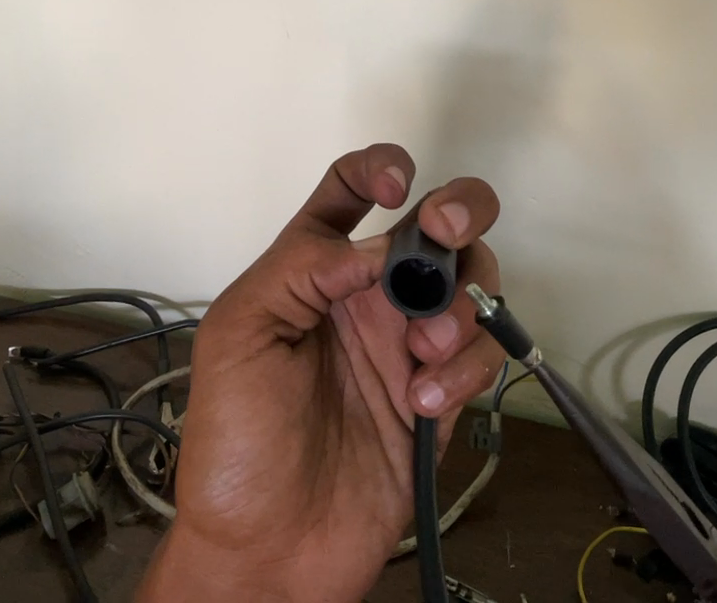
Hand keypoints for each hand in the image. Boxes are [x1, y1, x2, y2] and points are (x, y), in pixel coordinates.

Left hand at [137, 144, 505, 601]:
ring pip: (471, 281)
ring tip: (423, 351)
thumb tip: (375, 247)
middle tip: (447, 234)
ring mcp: (408, 341)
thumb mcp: (239, 333)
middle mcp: (367, 293)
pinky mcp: (441, 393)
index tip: (396, 189)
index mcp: (313, 266)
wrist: (268, 548)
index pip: (351, 189)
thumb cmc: (235, 439)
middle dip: (459, 210)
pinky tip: (423, 405)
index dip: (381, 167)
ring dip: (460, 303)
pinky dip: (466, 369)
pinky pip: (481, 355)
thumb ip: (300, 270)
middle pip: (436, 220)